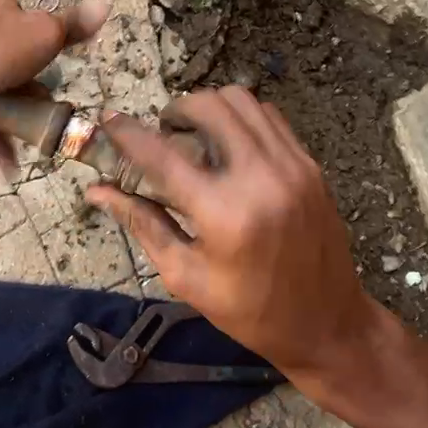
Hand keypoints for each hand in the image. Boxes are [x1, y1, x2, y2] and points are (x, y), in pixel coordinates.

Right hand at [84, 87, 377, 378]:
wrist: (330, 327)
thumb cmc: (250, 312)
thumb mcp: (186, 276)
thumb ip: (142, 223)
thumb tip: (97, 190)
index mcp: (223, 214)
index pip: (162, 155)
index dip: (128, 133)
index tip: (109, 120)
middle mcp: (260, 178)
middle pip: (207, 106)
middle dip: (175, 111)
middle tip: (164, 134)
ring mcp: (291, 166)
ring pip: (240, 100)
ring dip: (208, 107)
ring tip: (196, 135)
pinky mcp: (309, 164)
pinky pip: (268, 115)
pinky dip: (240, 117)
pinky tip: (230, 143)